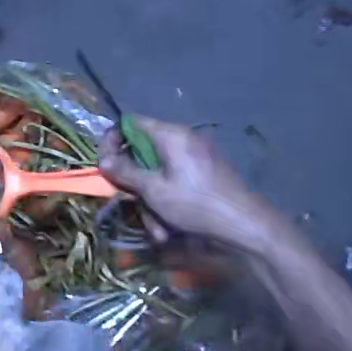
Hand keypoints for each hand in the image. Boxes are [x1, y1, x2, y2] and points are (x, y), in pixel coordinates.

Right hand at [99, 115, 284, 253]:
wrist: (247, 226)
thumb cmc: (195, 203)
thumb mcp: (153, 189)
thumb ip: (126, 171)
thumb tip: (104, 159)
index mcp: (171, 135)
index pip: (130, 122)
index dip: (113, 140)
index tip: (105, 163)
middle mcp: (183, 139)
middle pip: (143, 152)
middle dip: (134, 181)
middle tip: (129, 201)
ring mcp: (196, 157)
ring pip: (157, 173)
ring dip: (151, 200)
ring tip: (157, 227)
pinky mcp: (205, 173)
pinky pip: (175, 181)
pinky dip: (167, 201)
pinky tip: (170, 227)